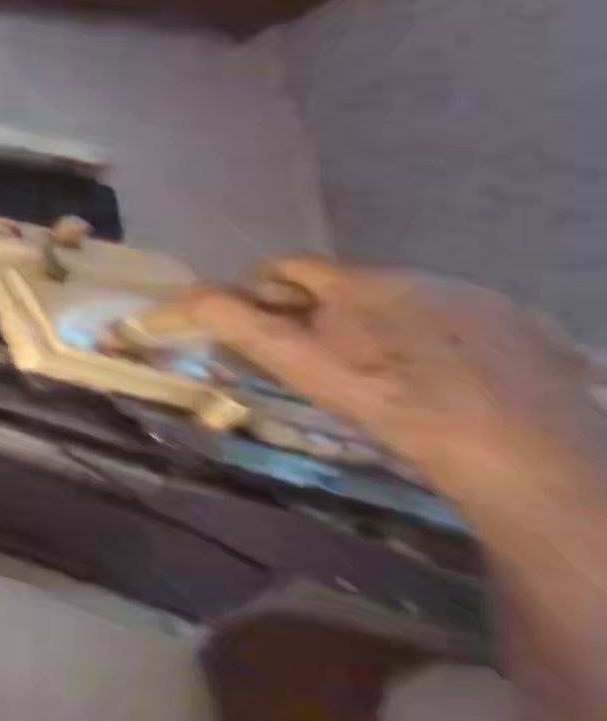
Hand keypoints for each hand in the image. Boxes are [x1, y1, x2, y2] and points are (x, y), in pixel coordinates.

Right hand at [181, 255, 605, 504]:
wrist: (529, 456)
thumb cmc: (394, 406)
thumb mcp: (302, 367)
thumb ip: (240, 324)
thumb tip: (187, 293)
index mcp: (360, 283)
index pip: (287, 265)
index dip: (264, 293)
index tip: (269, 333)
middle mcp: (420, 275)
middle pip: (345, 285)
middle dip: (324, 313)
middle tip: (326, 363)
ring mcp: (484, 299)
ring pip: (403, 301)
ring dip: (382, 326)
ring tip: (391, 378)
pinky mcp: (533, 326)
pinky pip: (462, 320)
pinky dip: (443, 342)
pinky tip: (450, 383)